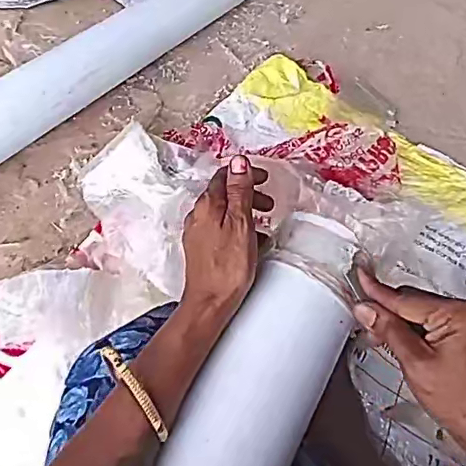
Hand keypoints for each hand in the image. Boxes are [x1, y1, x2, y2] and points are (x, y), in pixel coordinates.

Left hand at [181, 156, 271, 324]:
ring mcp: (197, 233)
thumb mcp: (241, 223)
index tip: (263, 178)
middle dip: (247, 193)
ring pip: (223, 211)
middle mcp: (198, 215)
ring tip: (262, 223)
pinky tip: (250, 242)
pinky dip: (237, 227)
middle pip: (223, 193)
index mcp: (207, 205)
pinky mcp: (200, 248)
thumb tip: (238, 161)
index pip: (224, 176)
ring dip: (244, 211)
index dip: (244, 173)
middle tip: (268, 203)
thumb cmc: (228, 267)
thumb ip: (240, 191)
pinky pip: (220, 228)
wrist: (209, 303)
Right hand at [352, 268, 465, 460]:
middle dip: (386, 311)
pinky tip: (397, 343)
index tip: (360, 278)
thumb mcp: (416, 363)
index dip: (377, 292)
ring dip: (396, 323)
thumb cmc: (462, 402)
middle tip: (362, 317)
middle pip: (411, 302)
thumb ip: (389, 331)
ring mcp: (463, 324)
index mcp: (456, 313)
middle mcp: (463, 313)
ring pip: (417, 313)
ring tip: (377, 335)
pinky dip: (409, 331)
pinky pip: (427, 323)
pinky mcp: (460, 336)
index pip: (405, 299)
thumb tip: (368, 310)